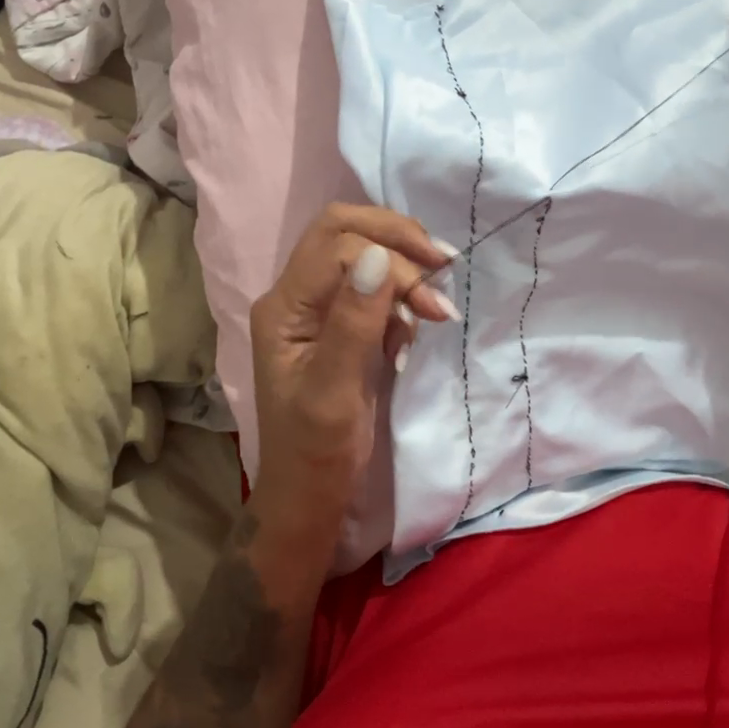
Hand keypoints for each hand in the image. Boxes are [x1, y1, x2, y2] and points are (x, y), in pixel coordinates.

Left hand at [249, 204, 458, 510]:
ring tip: (436, 311)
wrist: (310, 495)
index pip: (336, 246)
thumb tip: (377, 257)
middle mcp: (296, 298)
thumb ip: (353, 323)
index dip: (389, 259)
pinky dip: (403, 300)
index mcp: (283, 307)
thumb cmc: (315, 451)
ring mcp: (318, 310)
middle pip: (345, 232)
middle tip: (445, 264)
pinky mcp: (342, 326)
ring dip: (406, 272)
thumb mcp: (334, 391)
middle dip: (398, 241)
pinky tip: (415, 333)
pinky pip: (376, 290)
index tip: (432, 302)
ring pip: (364, 255)